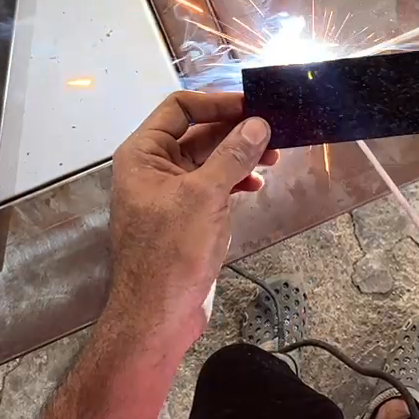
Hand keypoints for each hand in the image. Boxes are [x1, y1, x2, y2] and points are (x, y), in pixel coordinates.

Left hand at [107, 91, 276, 349]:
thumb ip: (232, 155)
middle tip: (275, 133)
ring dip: (240, 155)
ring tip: (274, 159)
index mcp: (144, 154)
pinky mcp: (186, 216)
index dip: (216, 103)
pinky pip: (213, 186)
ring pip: (210, 160)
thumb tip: (258, 123)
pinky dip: (235, 181)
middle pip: (199, 133)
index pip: (180, 108)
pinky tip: (256, 185)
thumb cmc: (172, 252)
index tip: (253, 107)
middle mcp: (154, 168)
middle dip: (236, 131)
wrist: (157, 316)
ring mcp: (170, 193)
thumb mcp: (204, 196)